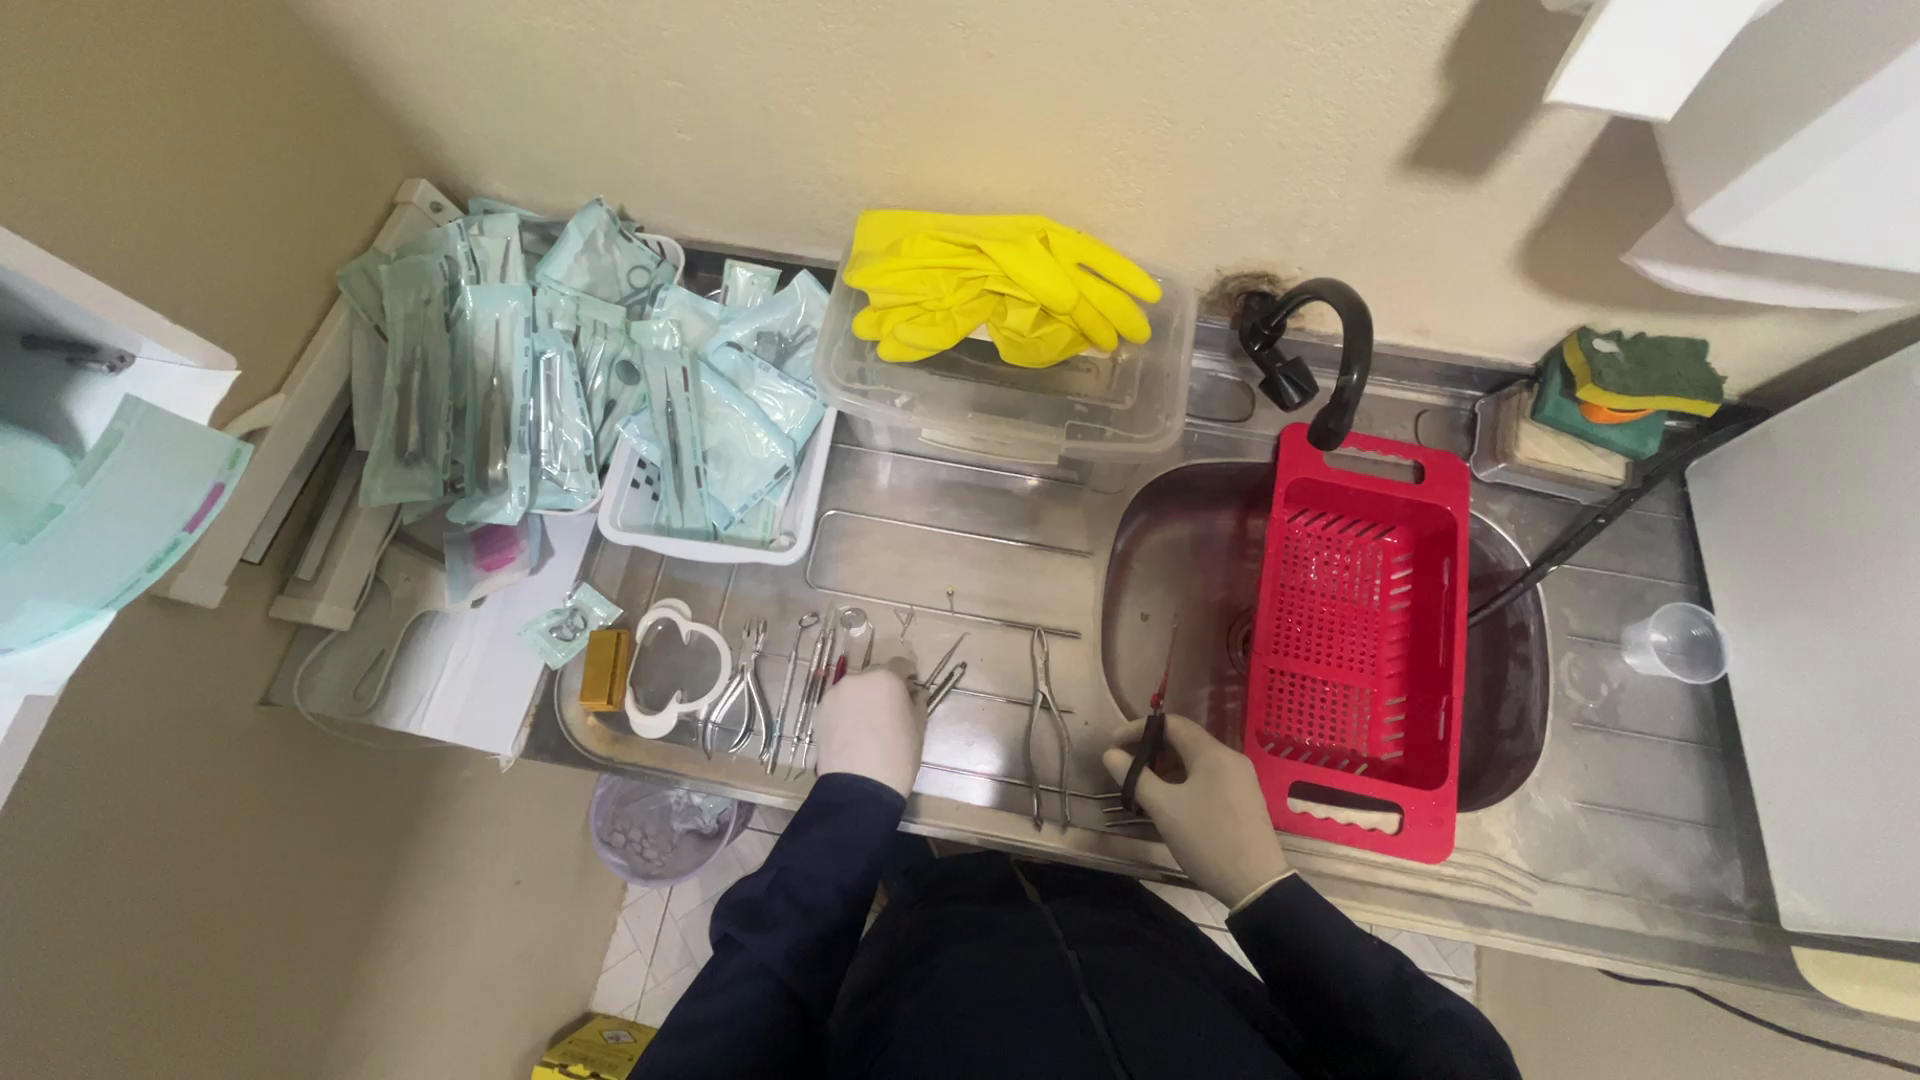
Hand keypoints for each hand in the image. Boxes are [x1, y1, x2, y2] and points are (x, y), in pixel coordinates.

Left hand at [812, 666, 924, 797]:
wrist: (859, 787)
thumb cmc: (898, 756)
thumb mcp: (919, 728)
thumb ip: (917, 702)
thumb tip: (914, 693)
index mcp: (886, 678)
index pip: (901, 665)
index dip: (908, 676)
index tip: (910, 690)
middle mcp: (858, 679)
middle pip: (875, 676)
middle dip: (884, 688)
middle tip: (890, 712)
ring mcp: (835, 694)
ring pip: (854, 690)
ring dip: (863, 700)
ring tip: (868, 725)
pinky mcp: (820, 712)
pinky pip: (839, 705)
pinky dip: (846, 713)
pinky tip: (852, 734)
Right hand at [1102, 714, 1290, 911]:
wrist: (1256, 886)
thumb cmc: (1207, 840)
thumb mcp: (1164, 809)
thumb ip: (1134, 777)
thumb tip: (1110, 754)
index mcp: (1213, 754)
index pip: (1172, 724)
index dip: (1139, 729)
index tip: (1114, 744)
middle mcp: (1231, 758)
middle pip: (1185, 740)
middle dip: (1152, 748)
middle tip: (1126, 764)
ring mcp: (1242, 779)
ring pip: (1197, 759)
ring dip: (1168, 765)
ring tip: (1145, 784)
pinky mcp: (1245, 798)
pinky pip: (1210, 776)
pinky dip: (1186, 778)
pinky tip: (1173, 799)